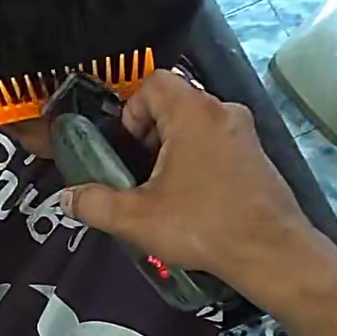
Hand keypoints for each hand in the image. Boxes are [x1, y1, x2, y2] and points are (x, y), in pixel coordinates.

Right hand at [59, 71, 334, 295]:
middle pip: (175, 104)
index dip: (131, 110)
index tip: (127, 148)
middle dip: (150, 135)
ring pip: (198, 126)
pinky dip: (200, 162)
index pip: (154, 83)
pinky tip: (195, 201)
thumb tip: (67, 198)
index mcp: (193, 112)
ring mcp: (246, 133)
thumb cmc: (202, 226)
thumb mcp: (137, 218)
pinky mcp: (258, 157)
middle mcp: (223, 111)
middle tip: (140, 174)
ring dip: (174, 150)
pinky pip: (219, 145)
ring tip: (164, 192)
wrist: (269, 252)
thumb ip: (95, 204)